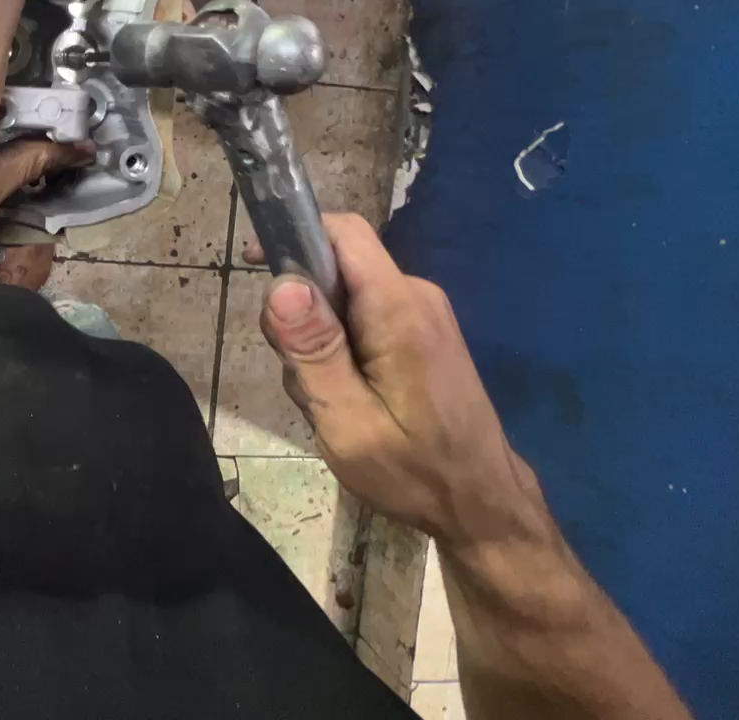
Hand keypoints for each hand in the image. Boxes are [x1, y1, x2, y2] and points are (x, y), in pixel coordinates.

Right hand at [248, 214, 553, 554]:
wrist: (482, 507)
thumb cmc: (414, 472)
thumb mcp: (348, 422)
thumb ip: (313, 352)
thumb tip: (281, 285)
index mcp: (399, 310)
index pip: (344, 232)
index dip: (295, 234)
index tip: (255, 266)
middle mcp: (413, 296)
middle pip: (333, 268)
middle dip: (300, 313)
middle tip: (300, 377)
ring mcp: (418, 312)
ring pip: (339, 297)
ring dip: (317, 340)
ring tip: (327, 400)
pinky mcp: (416, 330)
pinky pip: (358, 317)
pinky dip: (337, 349)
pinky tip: (345, 396)